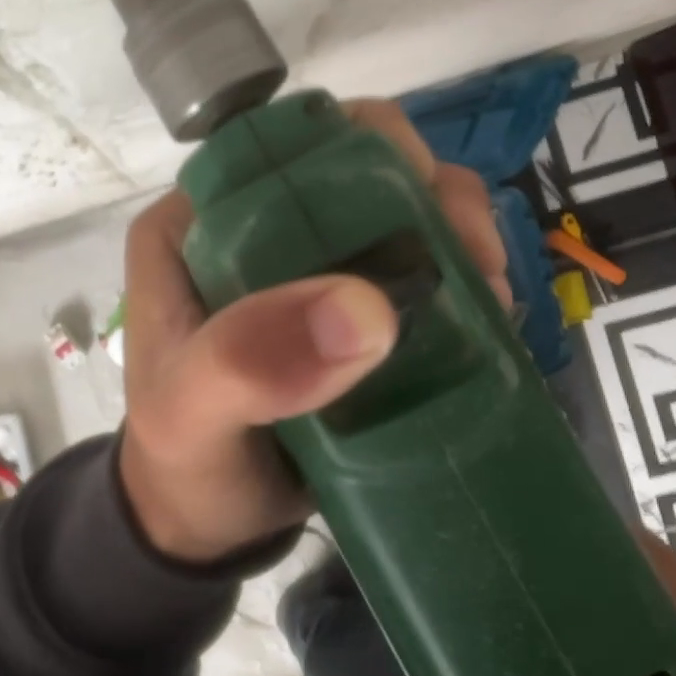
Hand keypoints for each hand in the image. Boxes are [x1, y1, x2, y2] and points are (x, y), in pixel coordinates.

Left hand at [118, 99, 510, 563]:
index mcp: (192, 229)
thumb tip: (365, 307)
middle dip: (427, 197)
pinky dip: (463, 282)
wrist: (208, 524)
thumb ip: (249, 364)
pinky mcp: (351, 314)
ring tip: (491, 294)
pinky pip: (420, 273)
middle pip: (354, 172)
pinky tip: (492, 315)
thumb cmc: (184, 463)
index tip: (423, 203)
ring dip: (458, 238)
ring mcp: (307, 271)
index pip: (277, 151)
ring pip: (399, 216)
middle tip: (473, 260)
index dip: (359, 155)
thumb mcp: (192, 415)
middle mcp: (252, 233)